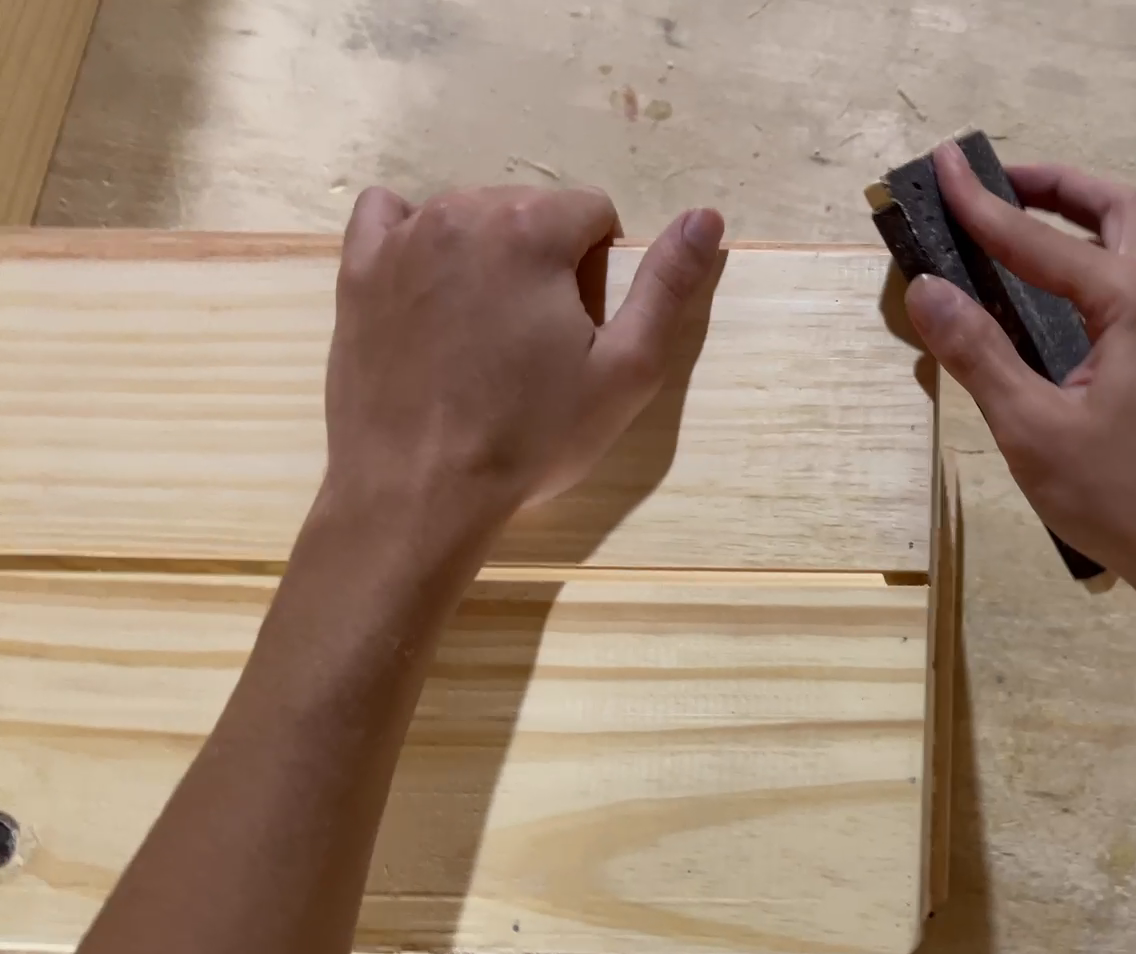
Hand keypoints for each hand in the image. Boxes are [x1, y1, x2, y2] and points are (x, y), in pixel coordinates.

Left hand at [321, 185, 723, 543]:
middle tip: (549, 341)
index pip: (595, 212)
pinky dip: (424, 241)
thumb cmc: (538, 432)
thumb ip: (668, 287)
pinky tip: (438, 293)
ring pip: (474, 218)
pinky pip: (393, 218)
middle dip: (554, 261)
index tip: (592, 329)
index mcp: (530, 230)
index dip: (607, 270)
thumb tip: (706, 218)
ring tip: (495, 334)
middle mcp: (459, 211)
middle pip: (535, 211)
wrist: (423, 487)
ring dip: (499, 257)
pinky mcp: (357, 270)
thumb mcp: (629, 368)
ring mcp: (399, 238)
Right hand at [904, 143, 1135, 584]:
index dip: (984, 207)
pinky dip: (1102, 263)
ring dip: (1086, 221)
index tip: (943, 167)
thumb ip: (978, 353)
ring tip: (1031, 229)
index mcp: (1134, 304)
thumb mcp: (1031, 427)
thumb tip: (927, 288)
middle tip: (1000, 187)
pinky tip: (1071, 298)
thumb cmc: (1114, 496)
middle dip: (1056, 186)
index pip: (1041, 241)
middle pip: (1118, 210)